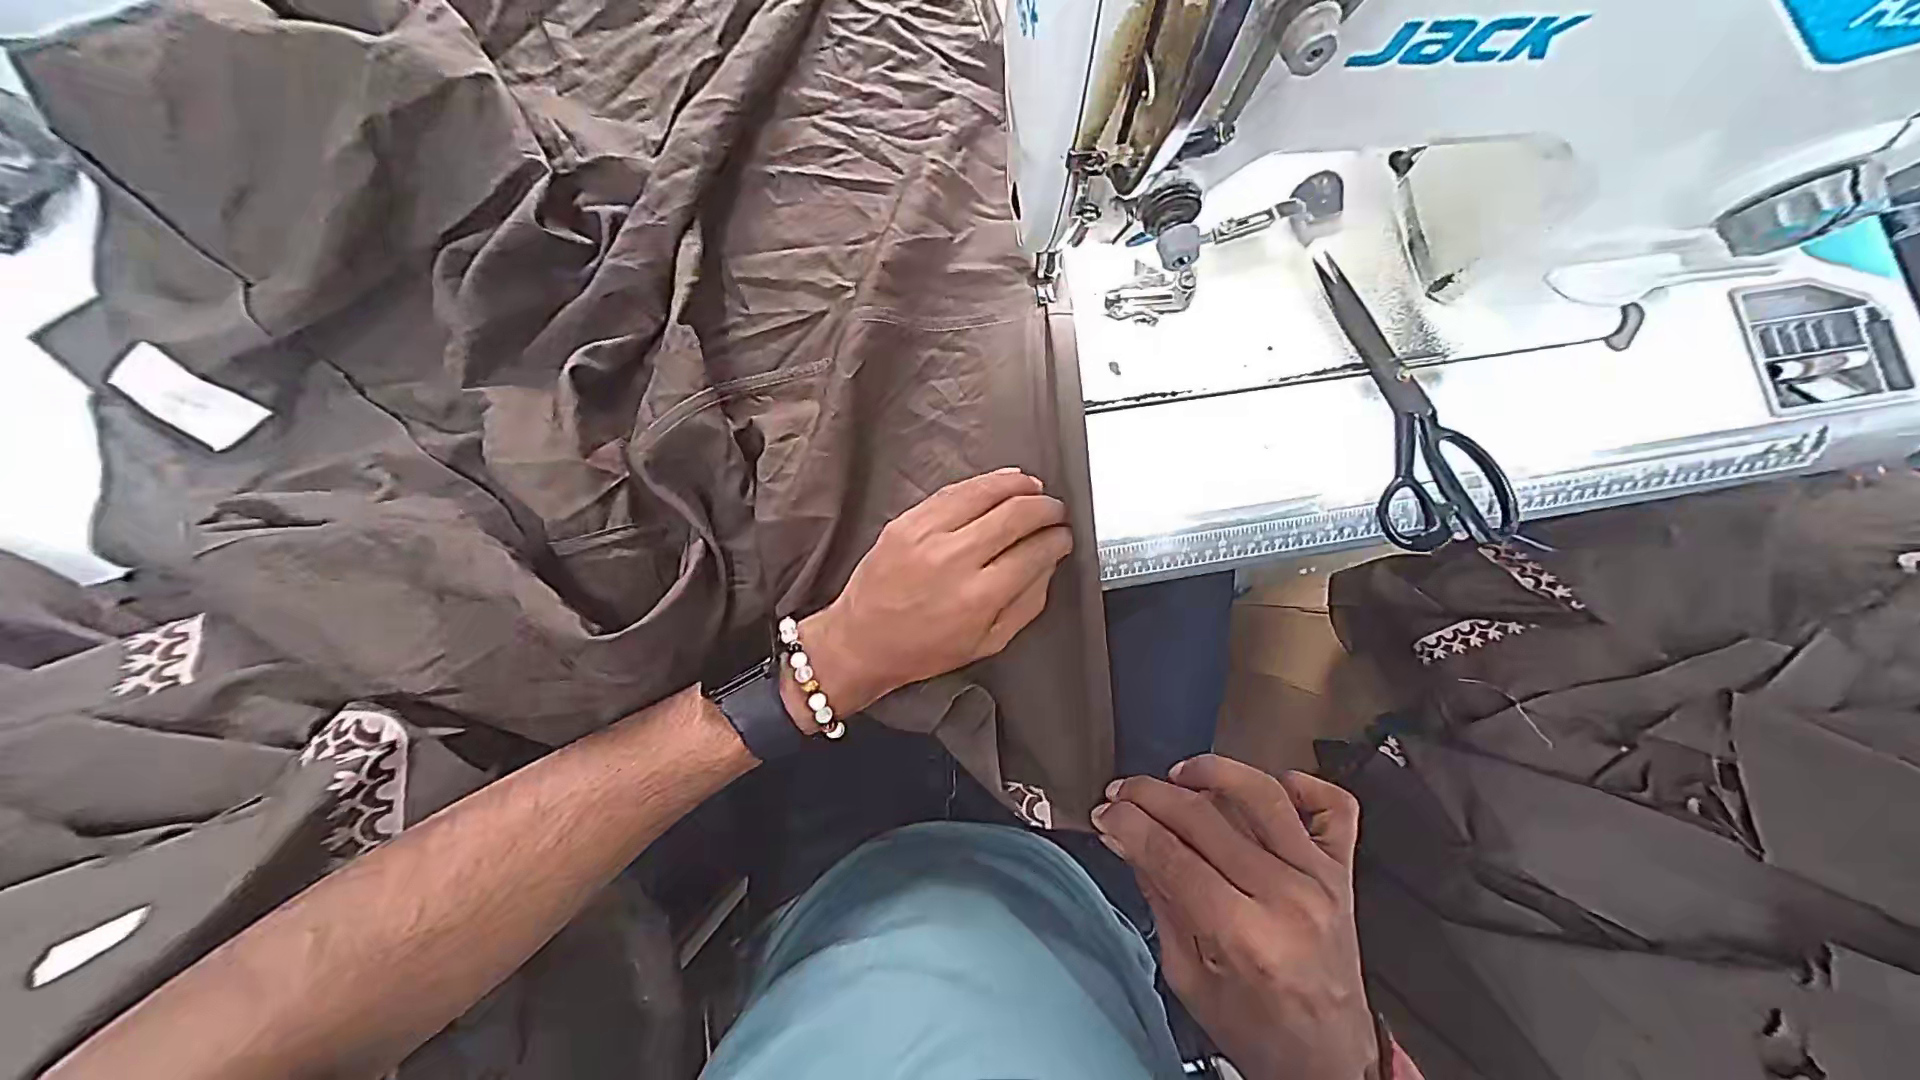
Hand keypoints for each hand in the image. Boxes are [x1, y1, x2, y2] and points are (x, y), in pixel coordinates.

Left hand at [792, 469, 1072, 721]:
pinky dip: (982, 483)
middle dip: (1045, 508)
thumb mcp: (988, 643)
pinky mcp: (906, 522)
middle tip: (1056, 510)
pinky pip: (953, 491)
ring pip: (985, 493)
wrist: (861, 641)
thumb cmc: (922, 649)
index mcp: (978, 597)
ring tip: (1034, 487)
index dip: (1057, 539)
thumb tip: (1048, 565)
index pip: (1034, 552)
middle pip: (1016, 515)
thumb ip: (1027, 603)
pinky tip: (999, 483)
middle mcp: (954, 560)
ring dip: (1017, 485)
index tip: (1064, 536)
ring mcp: (926, 535)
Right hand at [1094, 755, 1376, 1079]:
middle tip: (1122, 792)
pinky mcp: (1343, 872)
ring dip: (1211, 770)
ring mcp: (1321, 879)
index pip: (1170, 853)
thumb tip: (1125, 837)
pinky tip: (1271, 785)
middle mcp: (1288, 899)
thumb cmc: (1258, 1030)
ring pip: (1261, 794)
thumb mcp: (1188, 976)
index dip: (1126, 824)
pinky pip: (1333, 807)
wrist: (1330, 1062)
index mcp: (1246, 938)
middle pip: (1202, 816)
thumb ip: (1158, 898)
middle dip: (1148, 795)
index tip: (1105, 813)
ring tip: (1179, 774)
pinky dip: (1305, 784)